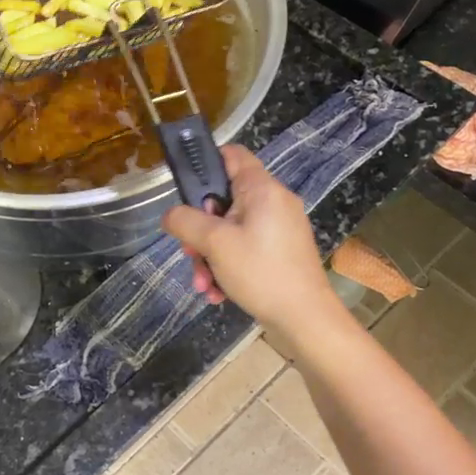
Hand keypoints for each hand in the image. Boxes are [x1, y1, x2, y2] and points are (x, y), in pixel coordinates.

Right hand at [161, 145, 339, 328]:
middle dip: (199, 229)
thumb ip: (184, 221)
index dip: (205, 162)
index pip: (232, 155)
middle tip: (189, 251)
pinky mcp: (280, 252)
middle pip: (223, 200)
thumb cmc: (260, 272)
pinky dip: (227, 265)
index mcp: (262, 190)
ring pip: (229, 230)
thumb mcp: (214, 243)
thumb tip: (170, 215)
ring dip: (209, 255)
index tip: (183, 188)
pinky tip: (218, 292)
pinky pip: (244, 248)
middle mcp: (273, 203)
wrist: (305, 319)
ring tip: (203, 284)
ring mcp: (278, 229)